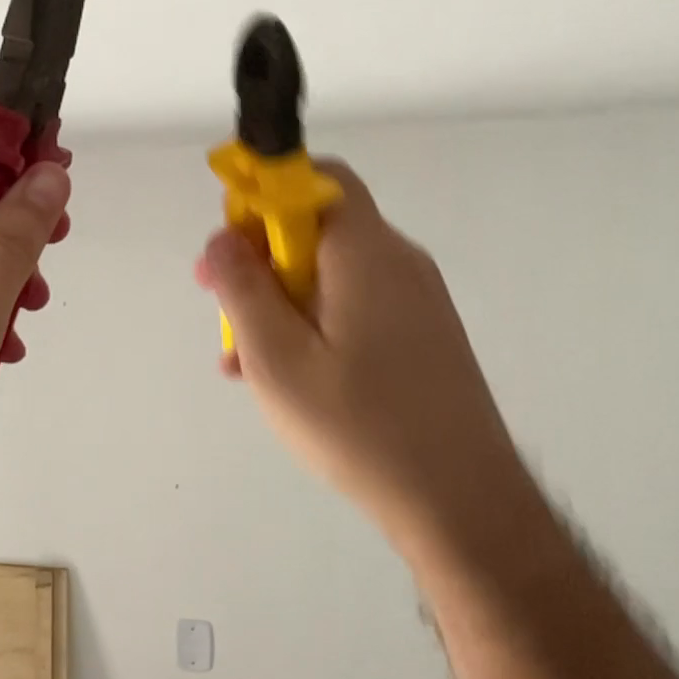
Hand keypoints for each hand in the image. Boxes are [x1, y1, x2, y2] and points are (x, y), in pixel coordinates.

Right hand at [195, 158, 523, 529]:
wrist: (457, 498)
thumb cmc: (357, 423)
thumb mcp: (277, 357)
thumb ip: (244, 289)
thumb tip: (223, 238)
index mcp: (365, 253)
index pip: (316, 180)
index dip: (263, 200)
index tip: (226, 250)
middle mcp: (397, 263)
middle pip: (318, 230)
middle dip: (260, 262)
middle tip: (221, 313)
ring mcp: (415, 302)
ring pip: (330, 277)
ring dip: (279, 304)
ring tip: (244, 362)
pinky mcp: (421, 338)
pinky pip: (353, 310)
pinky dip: (311, 327)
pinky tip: (285, 379)